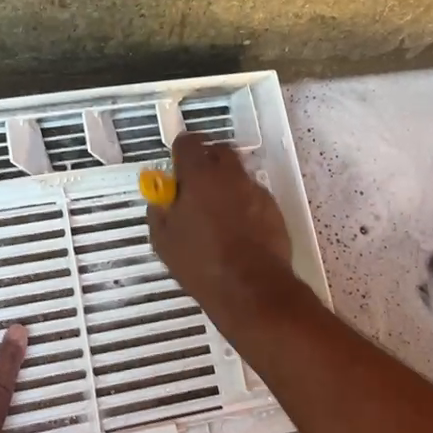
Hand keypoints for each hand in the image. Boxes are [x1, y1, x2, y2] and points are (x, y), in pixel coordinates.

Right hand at [145, 132, 306, 336]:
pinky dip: (243, 204)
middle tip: (195, 185)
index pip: (188, 143)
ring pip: (237, 175)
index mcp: (199, 176)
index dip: (181, 151)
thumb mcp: (164, 240)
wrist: (251, 288)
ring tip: (216, 213)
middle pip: (218, 151)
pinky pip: (253, 197)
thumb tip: (160, 201)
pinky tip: (236, 229)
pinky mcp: (273, 209)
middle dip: (207, 162)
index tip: (177, 167)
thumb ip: (159, 212)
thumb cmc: (201, 263)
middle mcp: (229, 175)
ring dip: (226, 184)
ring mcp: (255, 191)